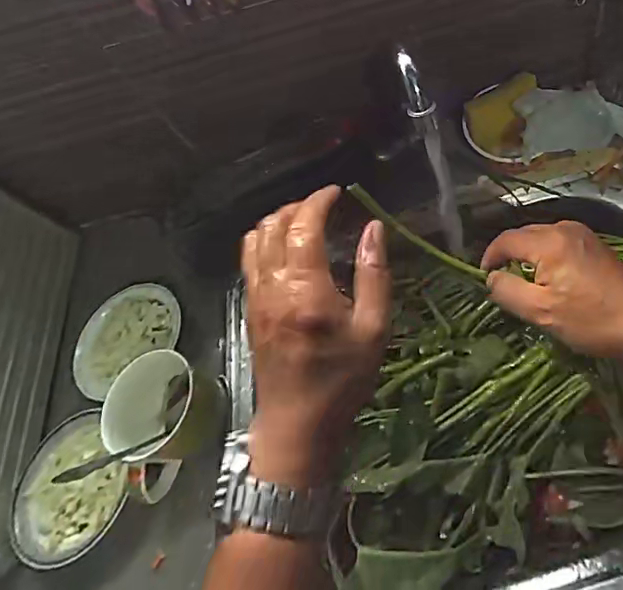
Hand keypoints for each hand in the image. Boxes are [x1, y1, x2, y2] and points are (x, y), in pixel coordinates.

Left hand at [242, 184, 389, 486]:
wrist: (297, 429)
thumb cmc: (342, 381)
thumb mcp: (373, 330)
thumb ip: (374, 274)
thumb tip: (374, 228)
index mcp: (306, 291)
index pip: (304, 226)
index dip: (319, 201)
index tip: (337, 192)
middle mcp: (273, 288)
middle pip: (274, 226)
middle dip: (298, 206)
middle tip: (324, 205)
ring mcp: (255, 298)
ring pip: (254, 240)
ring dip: (278, 220)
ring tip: (304, 220)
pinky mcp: (248, 310)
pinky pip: (249, 260)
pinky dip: (265, 240)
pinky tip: (287, 247)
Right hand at [481, 221, 622, 378]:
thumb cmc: (592, 321)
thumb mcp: (541, 312)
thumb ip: (507, 291)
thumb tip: (491, 278)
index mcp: (549, 241)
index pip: (505, 240)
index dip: (489, 258)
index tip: (484, 280)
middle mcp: (564, 228)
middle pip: (522, 236)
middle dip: (508, 257)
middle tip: (502, 285)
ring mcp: (582, 233)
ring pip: (540, 239)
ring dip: (528, 258)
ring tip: (526, 286)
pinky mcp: (594, 244)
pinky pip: (558, 243)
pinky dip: (546, 257)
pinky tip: (552, 281)